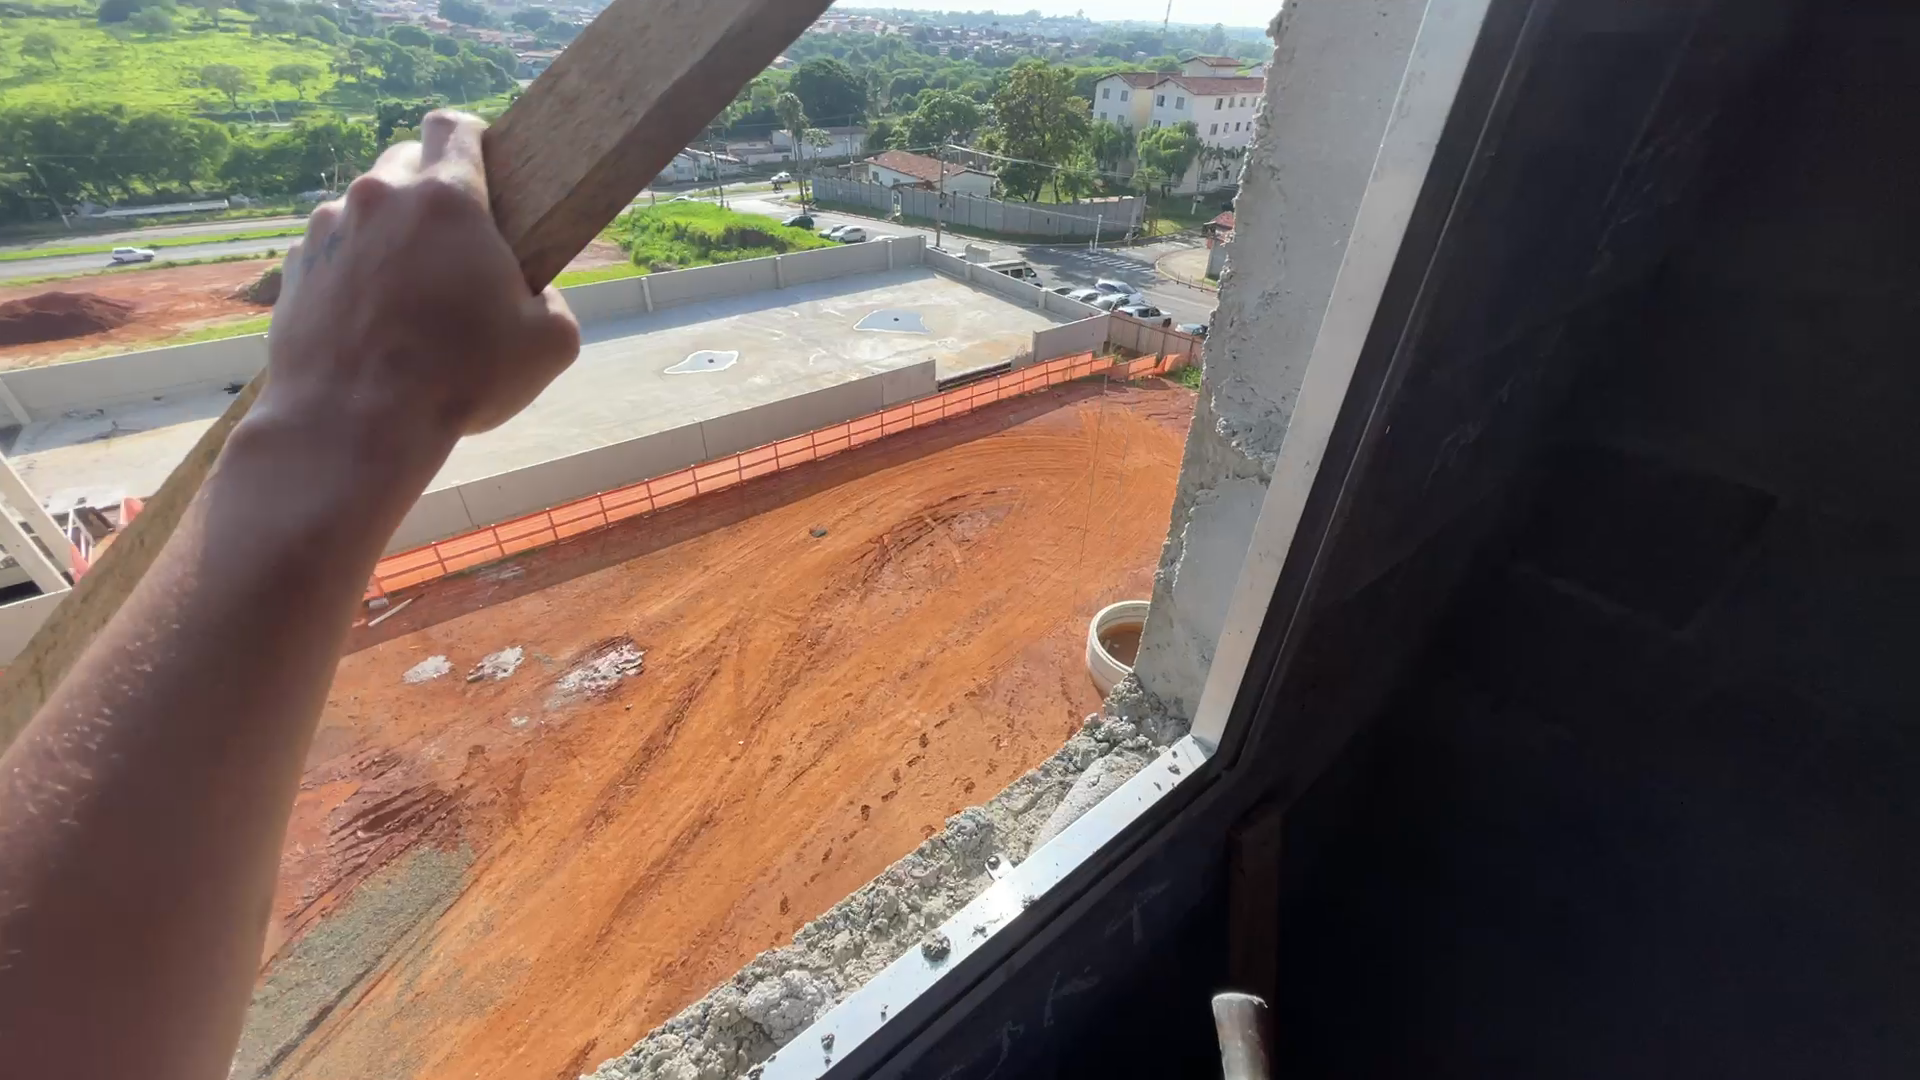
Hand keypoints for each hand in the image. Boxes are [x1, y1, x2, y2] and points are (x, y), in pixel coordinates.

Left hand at [257, 110, 579, 454]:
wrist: (359, 419)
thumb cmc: (468, 374)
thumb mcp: (554, 340)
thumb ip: (552, 298)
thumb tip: (531, 290)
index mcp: (449, 203)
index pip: (456, 128)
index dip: (479, 140)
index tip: (491, 168)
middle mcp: (379, 197)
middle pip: (409, 161)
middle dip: (440, 194)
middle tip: (465, 250)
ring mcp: (327, 229)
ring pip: (372, 209)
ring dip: (400, 236)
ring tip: (421, 298)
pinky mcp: (295, 266)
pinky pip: (339, 251)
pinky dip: (364, 271)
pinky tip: (383, 321)